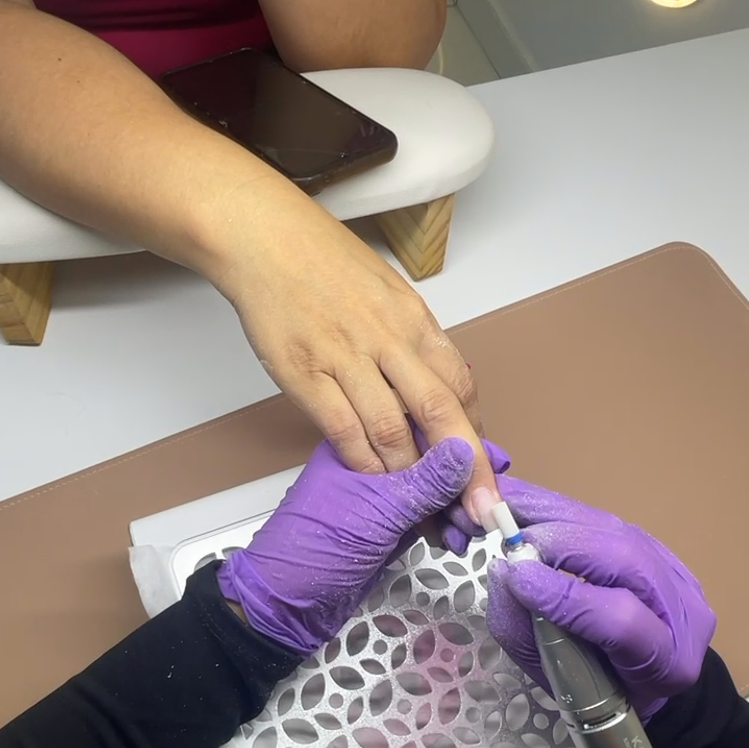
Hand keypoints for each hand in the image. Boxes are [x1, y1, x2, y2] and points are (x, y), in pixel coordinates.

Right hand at [205, 191, 494, 522]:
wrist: (265, 239)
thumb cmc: (326, 264)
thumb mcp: (388, 295)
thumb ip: (413, 346)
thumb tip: (436, 395)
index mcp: (414, 320)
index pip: (460, 386)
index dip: (476, 435)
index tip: (483, 470)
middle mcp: (388, 339)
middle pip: (439, 413)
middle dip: (465, 468)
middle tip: (477, 508)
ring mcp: (345, 357)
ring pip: (392, 430)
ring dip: (408, 475)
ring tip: (417, 503)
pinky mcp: (305, 373)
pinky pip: (342, 429)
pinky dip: (362, 461)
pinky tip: (371, 477)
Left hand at [218, 437, 474, 653]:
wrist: (287, 604)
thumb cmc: (321, 549)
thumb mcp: (377, 511)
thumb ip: (424, 481)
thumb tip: (468, 447)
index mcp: (361, 437)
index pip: (422, 422)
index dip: (462, 443)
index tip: (497, 468)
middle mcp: (374, 455)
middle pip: (435, 453)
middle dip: (466, 480)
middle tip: (487, 510)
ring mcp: (383, 490)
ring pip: (436, 485)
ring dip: (459, 506)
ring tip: (471, 530)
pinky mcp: (389, 519)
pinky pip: (429, 511)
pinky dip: (446, 523)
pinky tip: (458, 537)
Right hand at [484, 477, 715, 715]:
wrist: (644, 673)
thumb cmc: (596, 684)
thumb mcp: (555, 675)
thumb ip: (524, 631)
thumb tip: (500, 572)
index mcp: (665, 661)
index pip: (621, 621)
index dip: (565, 595)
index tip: (514, 575)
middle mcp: (682, 609)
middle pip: (625, 558)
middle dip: (559, 542)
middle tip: (509, 540)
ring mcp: (675, 571)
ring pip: (615, 529)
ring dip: (553, 514)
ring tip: (507, 509)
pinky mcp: (658, 544)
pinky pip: (605, 518)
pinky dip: (558, 508)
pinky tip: (525, 503)